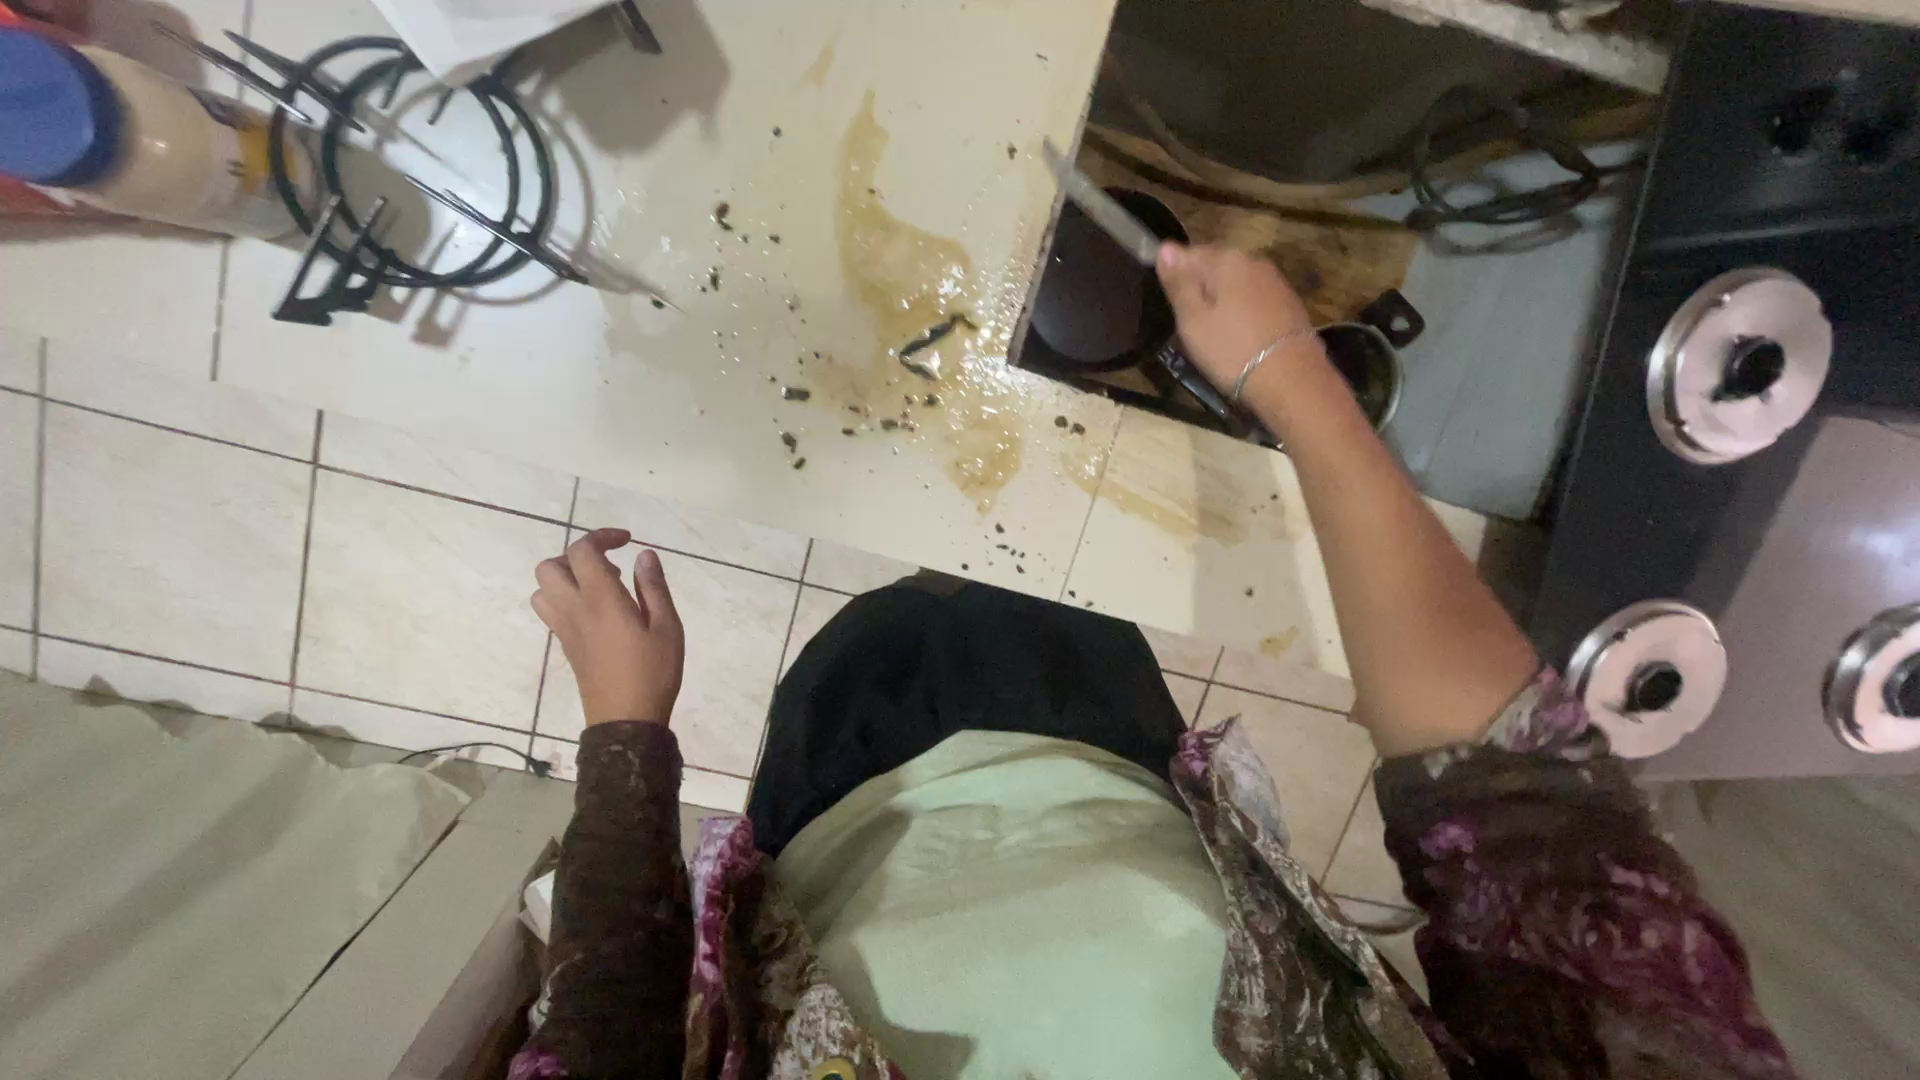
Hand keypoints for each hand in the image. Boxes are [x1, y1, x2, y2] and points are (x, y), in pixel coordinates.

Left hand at [532, 529, 683, 726]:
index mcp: (601, 599)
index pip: (581, 552)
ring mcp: (564, 628)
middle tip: (611, 566)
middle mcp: (574, 609)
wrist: (626, 719)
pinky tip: (598, 611)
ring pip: (543, 588)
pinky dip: (566, 597)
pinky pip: (550, 609)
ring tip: (601, 588)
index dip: (601, 537)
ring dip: (566, 578)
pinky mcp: (565, 644)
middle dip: (577, 556)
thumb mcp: (667, 626)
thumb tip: (644, 555)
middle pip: (550, 566)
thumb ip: (653, 587)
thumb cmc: (654, 671)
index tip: (628, 542)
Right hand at [1155, 243, 1323, 394]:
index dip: (1175, 275)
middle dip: (1200, 286)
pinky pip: (1254, 298)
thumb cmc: (1231, 350)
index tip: (1170, 302)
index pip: (1189, 253)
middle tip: (1187, 320)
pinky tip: (1238, 334)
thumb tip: (1165, 247)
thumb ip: (1179, 283)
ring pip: (1236, 283)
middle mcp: (1254, 261)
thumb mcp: (1192, 320)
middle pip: (1216, 266)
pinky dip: (1242, 310)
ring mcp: (1275, 281)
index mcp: (1226, 260)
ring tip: (1212, 329)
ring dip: (1222, 299)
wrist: (1290, 379)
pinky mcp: (1289, 303)